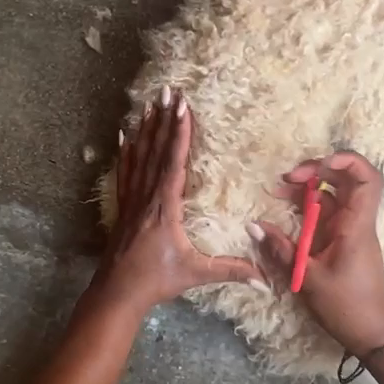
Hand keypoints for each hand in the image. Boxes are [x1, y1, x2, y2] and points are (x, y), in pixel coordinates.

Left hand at [90, 89, 263, 315]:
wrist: (117, 292)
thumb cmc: (156, 281)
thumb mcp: (196, 274)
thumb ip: (231, 271)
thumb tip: (266, 280)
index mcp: (165, 207)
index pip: (173, 162)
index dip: (179, 133)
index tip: (183, 107)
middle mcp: (146, 197)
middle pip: (156, 151)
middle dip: (163, 120)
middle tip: (168, 91)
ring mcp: (132, 201)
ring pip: (139, 157)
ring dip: (146, 129)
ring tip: (150, 104)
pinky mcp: (123, 208)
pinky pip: (125, 172)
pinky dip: (126, 152)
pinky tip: (125, 136)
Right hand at [250, 152, 383, 355]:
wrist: (372, 334)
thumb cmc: (346, 306)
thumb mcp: (308, 279)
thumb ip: (281, 250)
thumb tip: (253, 226)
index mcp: (356, 225)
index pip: (366, 178)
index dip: (346, 160)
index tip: (316, 164)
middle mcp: (355, 222)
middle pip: (345, 179)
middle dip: (316, 170)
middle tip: (287, 178)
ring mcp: (347, 231)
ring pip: (331, 196)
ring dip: (307, 188)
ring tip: (278, 190)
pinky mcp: (339, 242)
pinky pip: (323, 215)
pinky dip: (305, 208)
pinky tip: (284, 210)